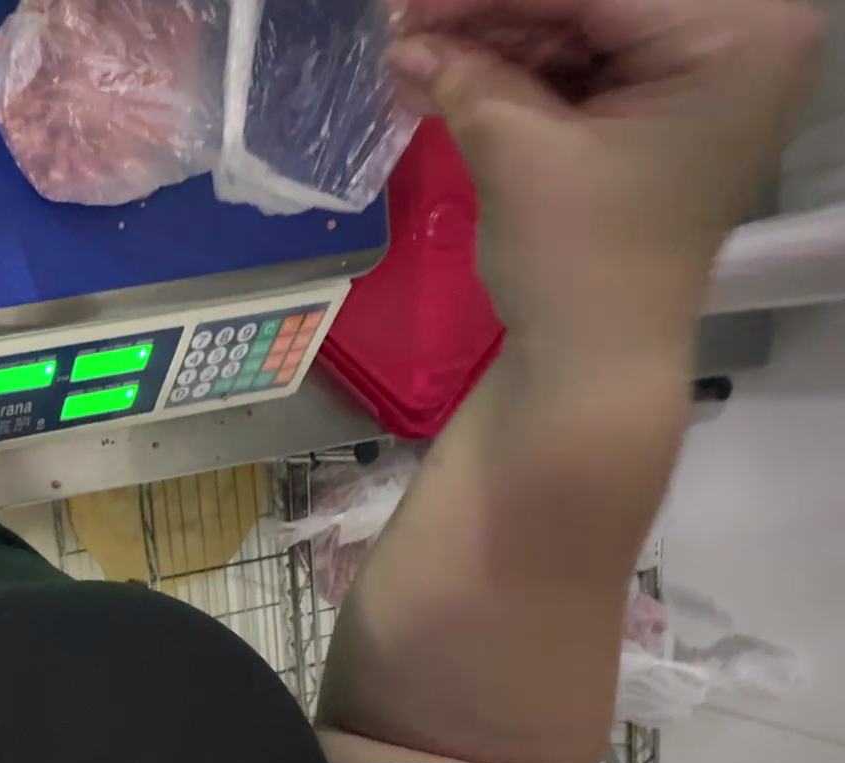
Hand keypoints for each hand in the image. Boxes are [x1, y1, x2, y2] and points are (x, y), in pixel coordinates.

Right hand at [385, 0, 822, 346]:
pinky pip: (563, 70)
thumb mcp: (522, 161)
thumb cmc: (577, 261)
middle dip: (486, 14)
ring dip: (482, 43)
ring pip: (568, 28)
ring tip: (404, 55)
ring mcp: (684, 70)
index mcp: (740, 30)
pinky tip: (434, 77)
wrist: (591, 348)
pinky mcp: (640, 106)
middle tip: (402, 25)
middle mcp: (729, 32)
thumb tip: (404, 42)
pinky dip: (497, 76)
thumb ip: (468, 86)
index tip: (410, 3)